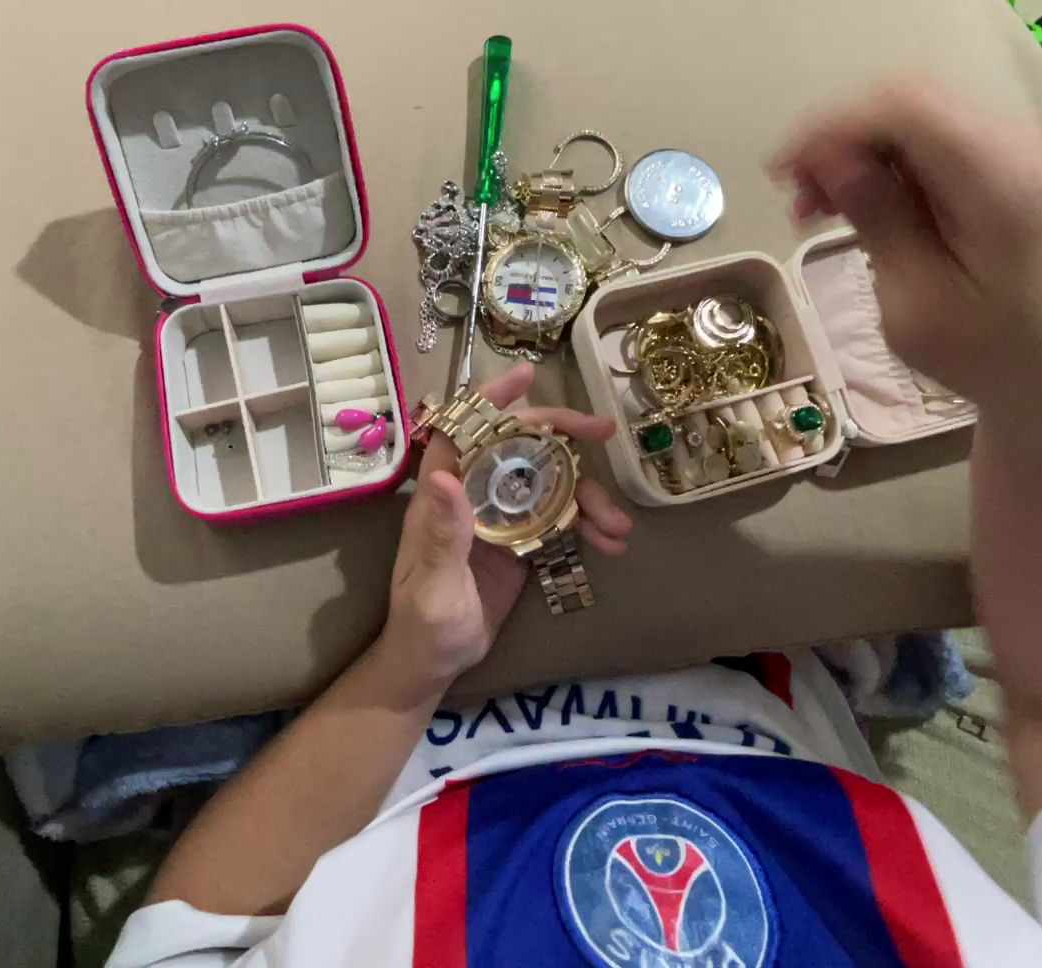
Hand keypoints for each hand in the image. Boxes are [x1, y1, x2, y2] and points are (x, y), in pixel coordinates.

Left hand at [380, 363, 631, 692]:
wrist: (435, 666)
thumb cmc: (423, 627)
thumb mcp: (433, 587)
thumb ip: (441, 536)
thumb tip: (445, 475)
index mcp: (442, 497)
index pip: (463, 432)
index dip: (491, 400)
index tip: (528, 376)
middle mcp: (472, 497)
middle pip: (518, 449)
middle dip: (562, 436)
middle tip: (605, 432)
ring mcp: (499, 518)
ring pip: (549, 485)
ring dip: (587, 497)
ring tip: (618, 527)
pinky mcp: (521, 543)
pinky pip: (560, 520)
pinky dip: (588, 527)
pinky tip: (612, 544)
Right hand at [773, 78, 1041, 412]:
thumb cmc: (980, 354)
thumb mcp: (912, 297)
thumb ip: (879, 218)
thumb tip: (831, 160)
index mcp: (1003, 180)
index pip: (904, 108)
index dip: (831, 129)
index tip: (780, 175)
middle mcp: (1024, 148)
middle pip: (911, 104)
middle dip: (840, 141)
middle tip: (796, 199)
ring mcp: (1026, 156)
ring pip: (921, 120)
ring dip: (859, 154)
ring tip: (818, 209)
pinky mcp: (1017, 173)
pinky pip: (940, 144)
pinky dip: (889, 165)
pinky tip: (861, 205)